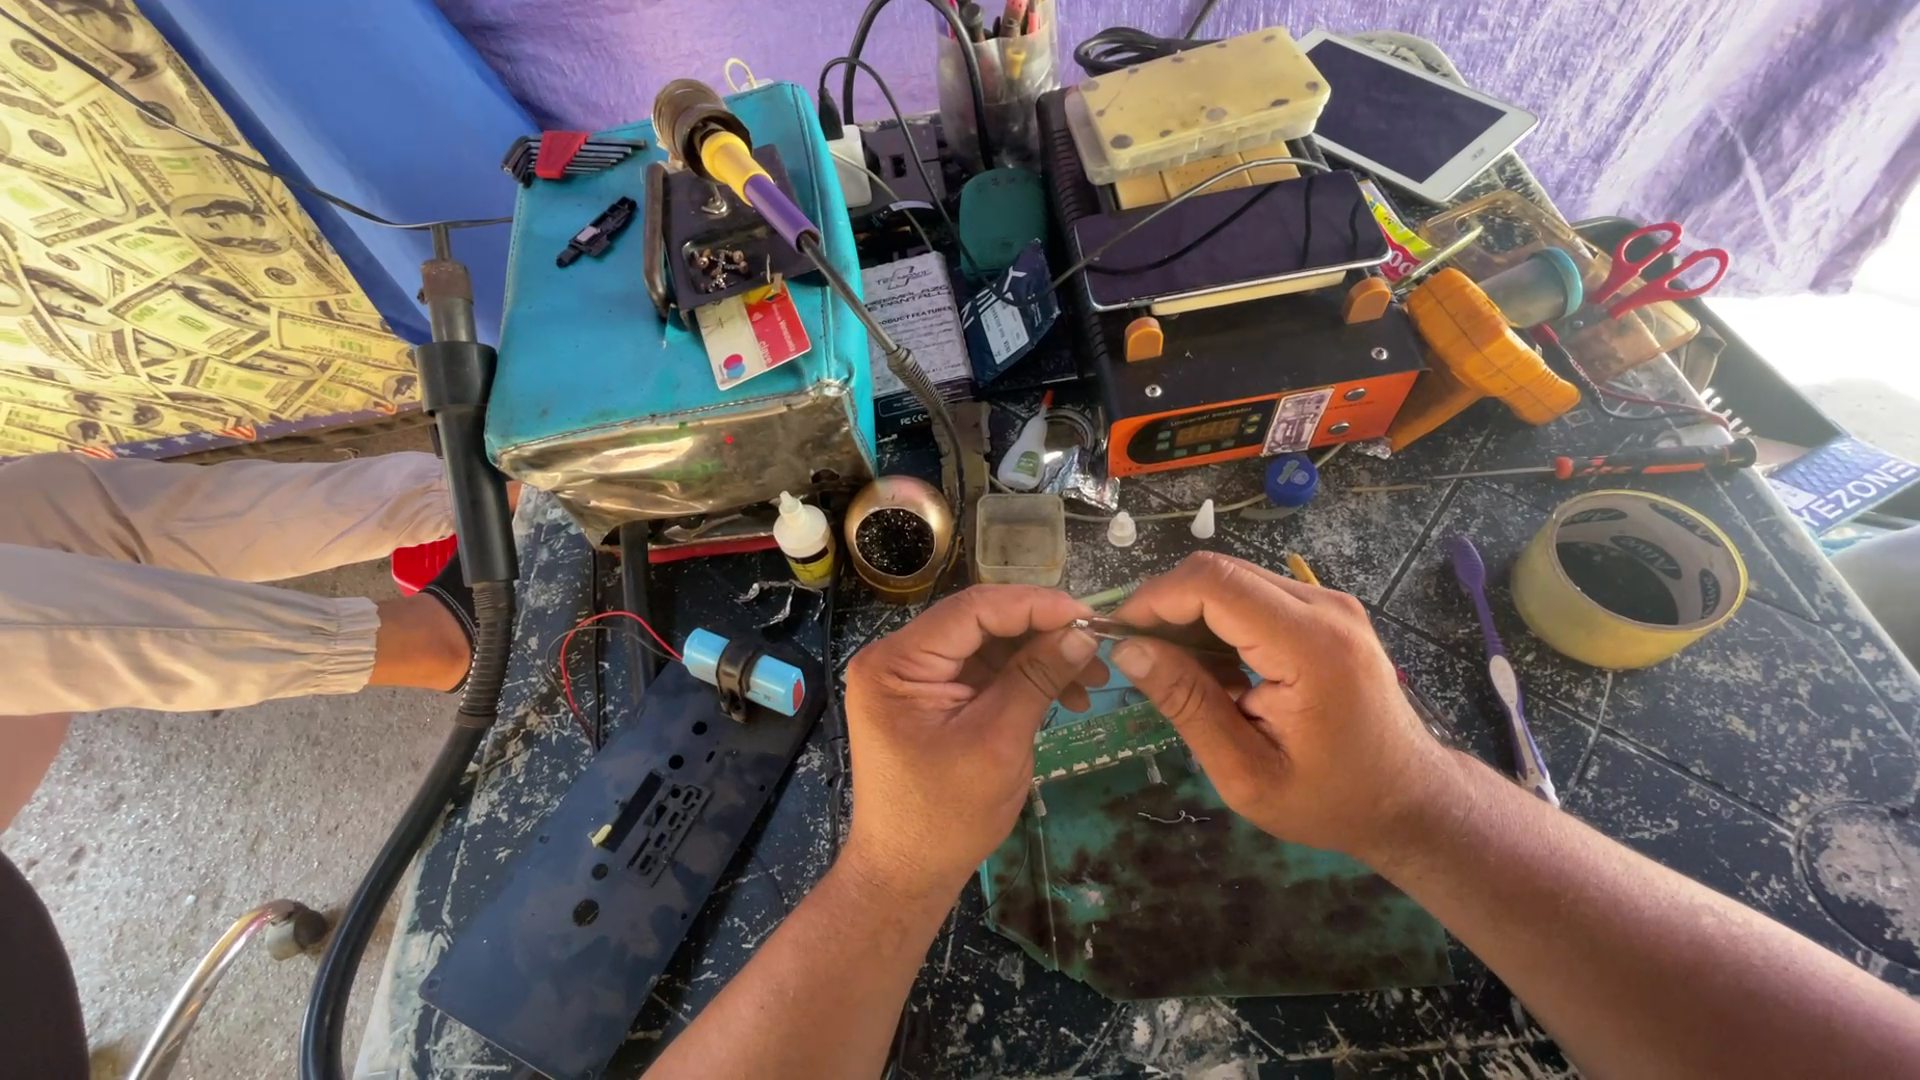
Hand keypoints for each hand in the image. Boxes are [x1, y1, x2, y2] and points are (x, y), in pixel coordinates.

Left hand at [841, 586, 1099, 900]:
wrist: (908, 873)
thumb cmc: (946, 817)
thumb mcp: (998, 741)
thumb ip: (1037, 678)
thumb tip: (1082, 632)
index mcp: (896, 663)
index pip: (971, 610)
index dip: (1033, 606)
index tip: (1085, 616)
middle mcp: (897, 658)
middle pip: (979, 622)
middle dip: (1040, 632)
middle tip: (1093, 646)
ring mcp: (912, 676)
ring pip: (987, 644)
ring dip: (1037, 655)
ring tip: (1089, 677)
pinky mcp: (931, 695)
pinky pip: (982, 670)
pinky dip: (1022, 677)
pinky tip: (1063, 694)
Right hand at [1108, 553, 1455, 858]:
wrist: (1411, 801)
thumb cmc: (1331, 800)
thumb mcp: (1245, 773)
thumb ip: (1187, 705)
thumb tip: (1129, 649)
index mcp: (1311, 647)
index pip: (1214, 584)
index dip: (1155, 599)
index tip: (1119, 635)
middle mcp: (1324, 607)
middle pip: (1219, 573)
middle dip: (1165, 605)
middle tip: (1137, 655)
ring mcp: (1328, 604)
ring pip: (1231, 579)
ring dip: (1188, 614)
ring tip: (1173, 669)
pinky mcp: (1324, 611)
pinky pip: (1252, 595)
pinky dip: (1215, 621)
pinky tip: (1212, 669)